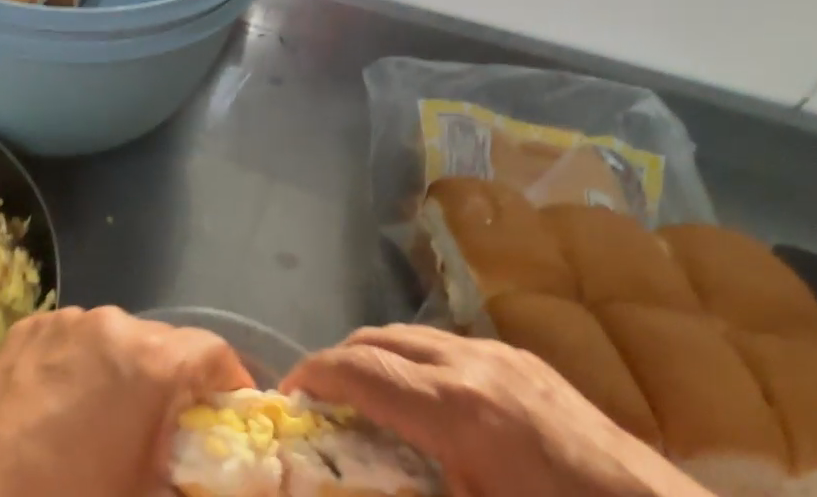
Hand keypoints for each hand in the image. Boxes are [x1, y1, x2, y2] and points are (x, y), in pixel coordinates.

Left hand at [0, 306, 253, 496]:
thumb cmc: (70, 495)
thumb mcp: (147, 491)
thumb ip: (191, 474)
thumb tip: (221, 472)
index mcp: (148, 360)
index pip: (213, 352)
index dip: (230, 384)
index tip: (229, 417)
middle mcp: (110, 323)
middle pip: (166, 341)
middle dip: (177, 380)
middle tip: (171, 427)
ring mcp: (65, 320)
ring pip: (119, 336)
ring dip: (129, 368)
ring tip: (113, 416)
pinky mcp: (30, 326)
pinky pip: (77, 337)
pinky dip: (86, 361)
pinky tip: (70, 402)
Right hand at [281, 325, 710, 496]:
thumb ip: (408, 485)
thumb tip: (358, 479)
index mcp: (456, 410)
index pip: (358, 369)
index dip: (312, 376)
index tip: (287, 397)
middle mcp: (472, 365)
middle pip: (377, 339)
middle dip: (337, 362)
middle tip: (320, 403)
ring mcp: (503, 356)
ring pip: (411, 334)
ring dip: (376, 357)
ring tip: (367, 397)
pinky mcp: (529, 361)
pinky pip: (449, 343)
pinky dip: (416, 358)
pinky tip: (428, 399)